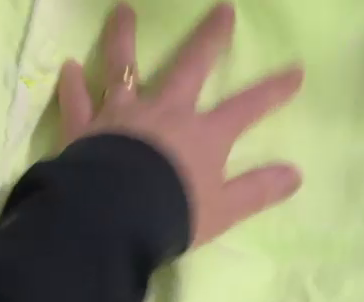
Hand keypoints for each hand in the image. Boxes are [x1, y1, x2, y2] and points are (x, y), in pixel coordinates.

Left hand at [56, 3, 303, 247]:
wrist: (113, 219)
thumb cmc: (170, 215)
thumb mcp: (221, 211)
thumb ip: (255, 192)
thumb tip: (296, 175)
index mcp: (202, 136)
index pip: (246, 109)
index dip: (271, 92)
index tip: (295, 72)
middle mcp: (165, 113)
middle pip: (190, 68)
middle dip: (209, 39)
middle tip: (222, 10)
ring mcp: (123, 117)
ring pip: (124, 69)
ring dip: (123, 38)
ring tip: (121, 11)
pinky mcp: (85, 131)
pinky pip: (77, 104)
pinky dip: (72, 86)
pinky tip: (68, 68)